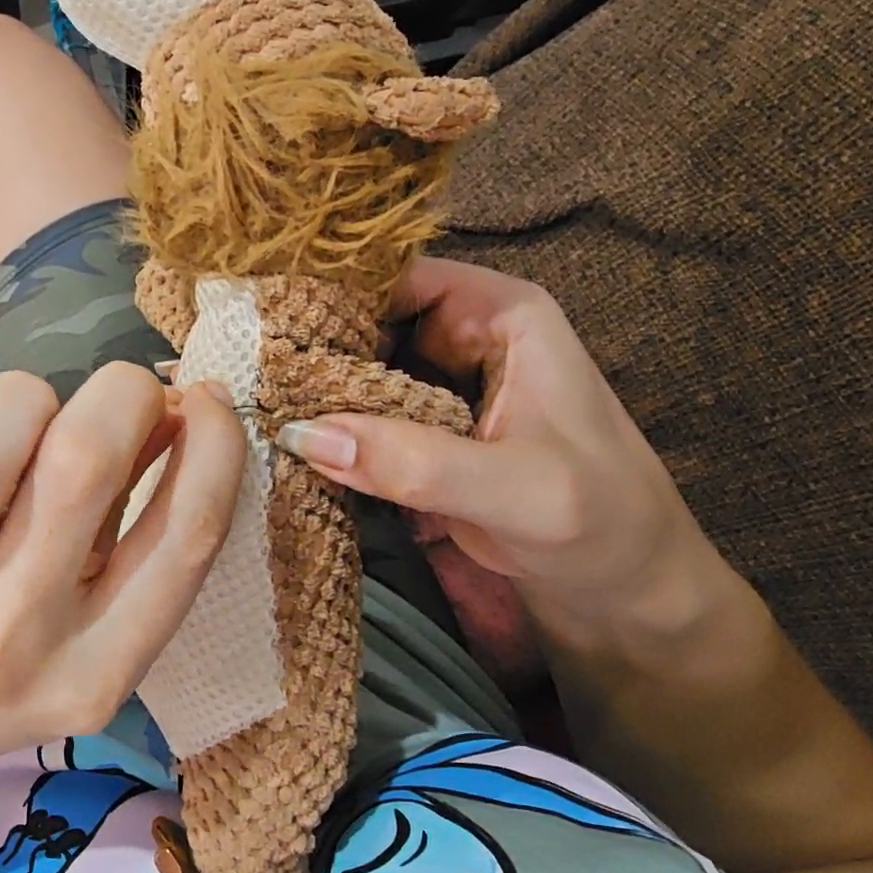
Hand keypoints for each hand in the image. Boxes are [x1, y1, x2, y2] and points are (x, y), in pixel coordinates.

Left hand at [0, 364, 244, 777]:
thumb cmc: (10, 660)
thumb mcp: (98, 626)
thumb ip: (143, 523)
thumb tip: (181, 405)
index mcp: (99, 665)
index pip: (184, 540)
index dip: (215, 446)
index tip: (208, 399)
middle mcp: (11, 642)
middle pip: (81, 466)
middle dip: (119, 394)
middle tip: (115, 397)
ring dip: (17, 401)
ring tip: (19, 417)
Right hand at [274, 257, 704, 609]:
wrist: (628, 596)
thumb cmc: (604, 527)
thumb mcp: (519, 492)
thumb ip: (416, 462)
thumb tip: (299, 434)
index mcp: (500, 313)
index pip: (392, 275)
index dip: (328, 292)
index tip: (264, 323)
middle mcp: (460, 335)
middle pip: (362, 317)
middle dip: (306, 343)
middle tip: (244, 374)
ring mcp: (434, 384)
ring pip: (350, 365)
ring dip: (306, 388)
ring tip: (249, 402)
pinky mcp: (416, 430)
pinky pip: (353, 413)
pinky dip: (320, 426)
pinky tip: (279, 437)